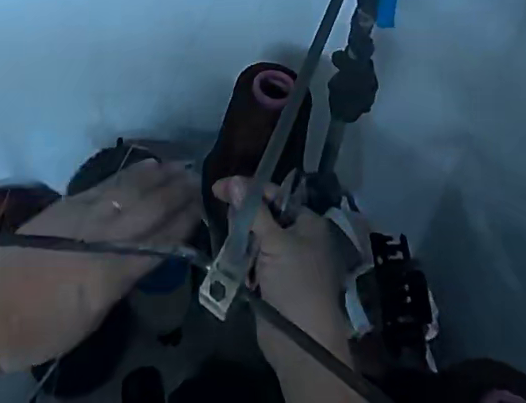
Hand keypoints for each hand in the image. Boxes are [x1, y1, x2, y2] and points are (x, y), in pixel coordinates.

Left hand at [0, 158, 198, 384]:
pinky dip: (132, 173)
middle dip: (179, 193)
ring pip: (131, 189)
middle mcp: (101, 235)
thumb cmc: (39, 328)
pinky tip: (148, 166)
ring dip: (160, 177)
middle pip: (149, 208)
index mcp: (109, 272)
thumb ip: (122, 281)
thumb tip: (150, 255)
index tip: (206, 205)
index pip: (159, 241)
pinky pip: (108, 183)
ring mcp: (84, 213)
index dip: (185, 222)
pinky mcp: (68, 203)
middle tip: (203, 179)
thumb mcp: (89, 319)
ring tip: (184, 166)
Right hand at [212, 177, 357, 398]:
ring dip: (241, 240)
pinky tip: (233, 260)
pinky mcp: (271, 280)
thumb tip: (234, 182)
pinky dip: (241, 259)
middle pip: (263, 215)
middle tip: (225, 219)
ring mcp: (284, 260)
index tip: (218, 188)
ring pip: (255, 238)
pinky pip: (252, 259)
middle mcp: (298, 237)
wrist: (301, 342)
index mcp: (307, 222)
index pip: (273, 195)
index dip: (247, 189)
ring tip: (231, 244)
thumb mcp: (275, 241)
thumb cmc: (295, 282)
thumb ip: (253, 211)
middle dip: (243, 217)